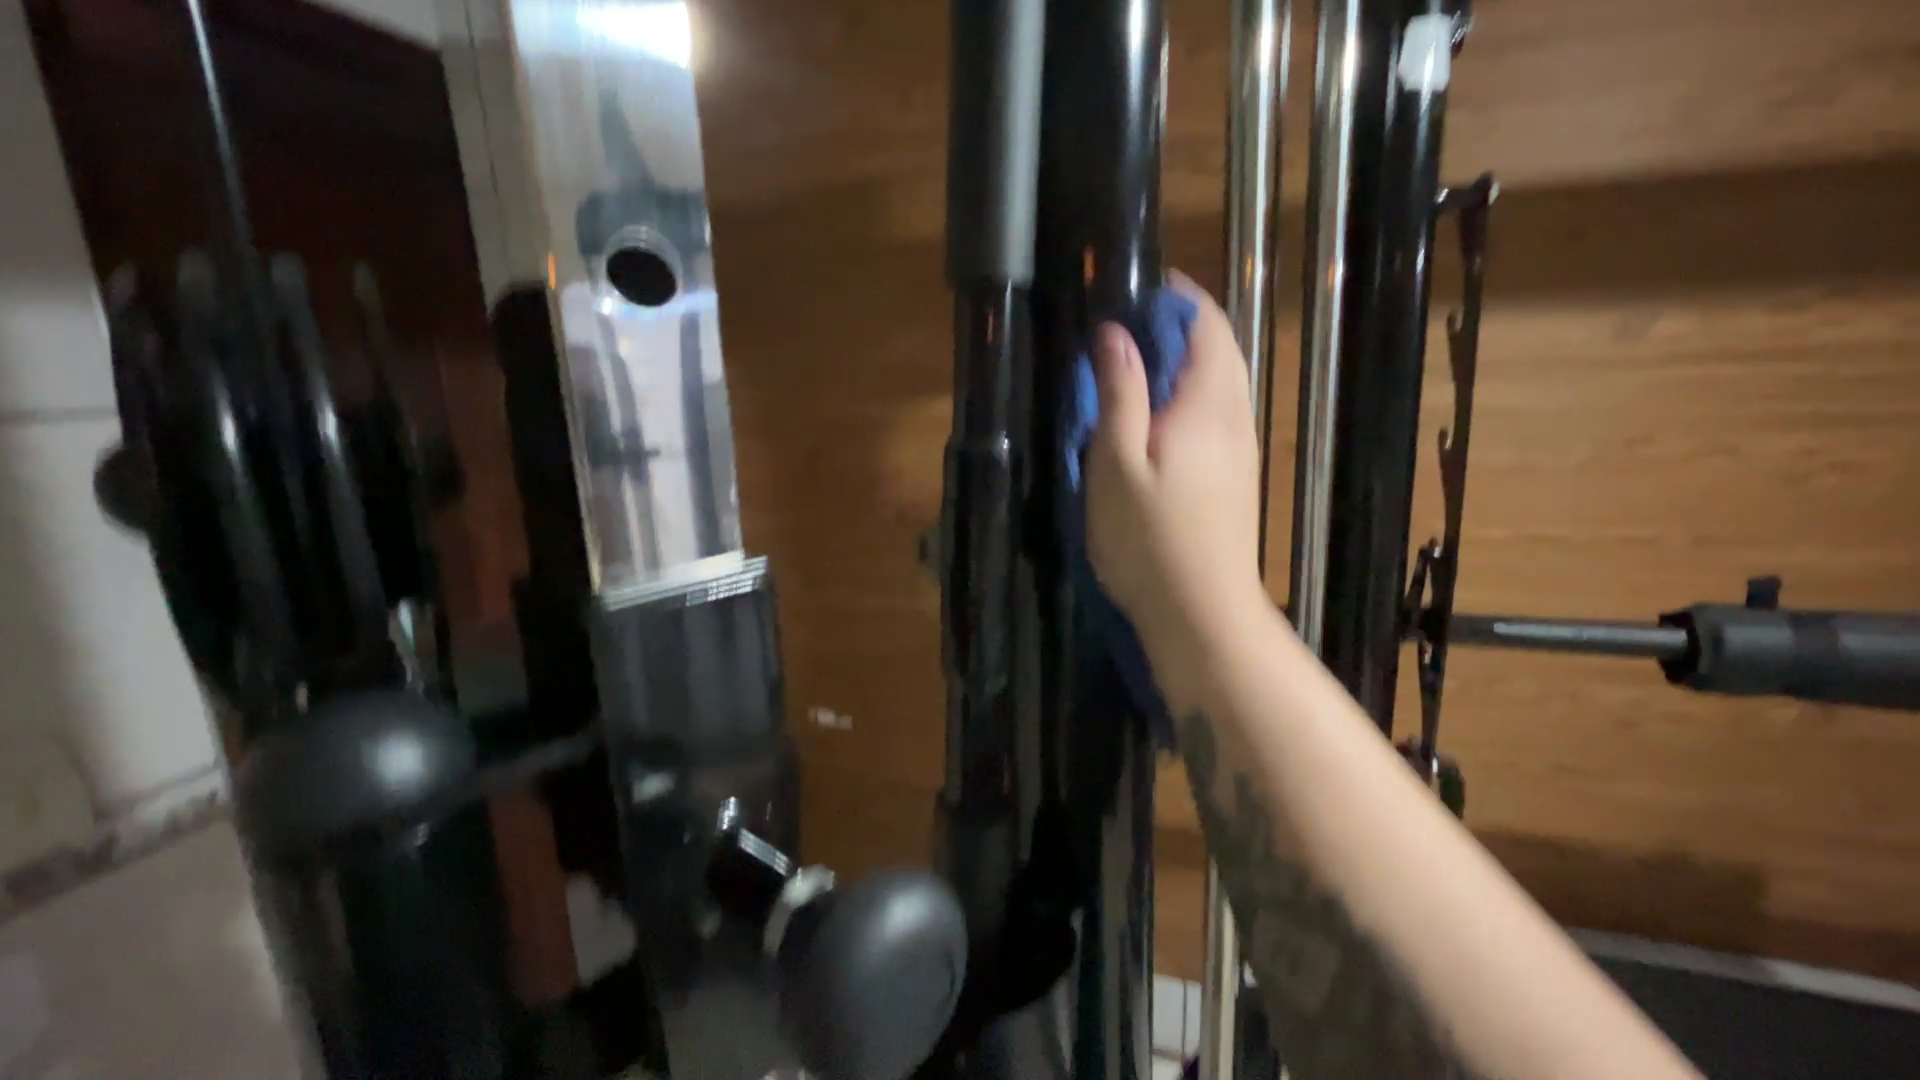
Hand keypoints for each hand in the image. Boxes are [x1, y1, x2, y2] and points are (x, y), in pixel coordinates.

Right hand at [1085, 274, 1267, 683]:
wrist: (1202, 613)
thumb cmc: (1149, 539)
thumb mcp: (1116, 464)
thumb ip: (1119, 394)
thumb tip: (1116, 332)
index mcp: (1207, 405)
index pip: (1207, 325)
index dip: (1176, 298)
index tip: (1135, 289)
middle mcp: (1235, 418)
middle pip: (1220, 351)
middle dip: (1179, 328)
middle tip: (1126, 329)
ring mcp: (1241, 450)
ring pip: (1222, 384)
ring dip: (1185, 363)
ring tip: (1135, 369)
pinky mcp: (1236, 478)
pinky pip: (1218, 414)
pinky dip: (1190, 396)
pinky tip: (1158, 421)